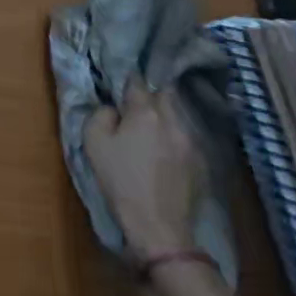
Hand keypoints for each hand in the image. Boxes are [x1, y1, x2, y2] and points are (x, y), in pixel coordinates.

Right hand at [83, 86, 201, 258]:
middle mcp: (174, 120)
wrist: (159, 223)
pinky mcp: (202, 160)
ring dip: (165, 108)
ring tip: (150, 113)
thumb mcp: (94, 142)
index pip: (137, 82)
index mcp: (146, 113)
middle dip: (151, 88)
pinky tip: (164, 139)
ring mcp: (193, 140)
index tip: (120, 72)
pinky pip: (186, 132)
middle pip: (165, 92)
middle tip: (137, 90)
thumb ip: (101, 115)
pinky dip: (174, 128)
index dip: (127, 75)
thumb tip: (112, 108)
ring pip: (178, 112)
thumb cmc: (119, 178)